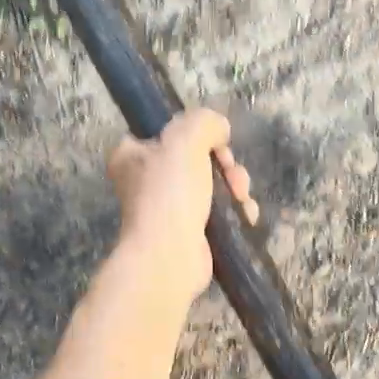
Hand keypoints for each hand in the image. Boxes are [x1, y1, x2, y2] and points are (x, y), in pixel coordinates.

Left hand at [107, 108, 258, 297]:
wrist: (170, 256)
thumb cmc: (169, 194)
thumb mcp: (185, 140)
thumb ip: (204, 122)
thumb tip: (220, 128)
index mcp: (132, 155)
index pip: (167, 132)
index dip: (197, 134)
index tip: (215, 144)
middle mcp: (148, 182)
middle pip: (198, 158)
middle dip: (225, 165)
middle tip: (232, 175)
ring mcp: (171, 210)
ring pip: (213, 185)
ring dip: (236, 187)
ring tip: (242, 199)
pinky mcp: (192, 233)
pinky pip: (220, 213)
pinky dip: (237, 212)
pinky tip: (246, 216)